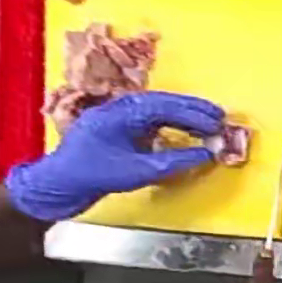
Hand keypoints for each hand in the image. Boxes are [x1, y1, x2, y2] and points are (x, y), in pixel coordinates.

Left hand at [5, 92, 224, 220]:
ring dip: (184, 112)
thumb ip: (176, 161)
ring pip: (156, 106)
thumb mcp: (140, 171)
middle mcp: (116, 108)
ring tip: (209, 120)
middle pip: (160, 100)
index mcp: (117, 114)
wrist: (61, 182)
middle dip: (192, 107)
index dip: (192, 115)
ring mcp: (117, 115)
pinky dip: (174, 120)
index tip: (216, 125)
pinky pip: (151, 116)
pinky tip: (188, 128)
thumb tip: (207, 154)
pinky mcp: (120, 125)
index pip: (161, 107)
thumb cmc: (97, 175)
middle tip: (220, 115)